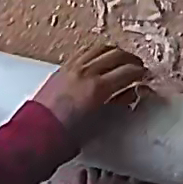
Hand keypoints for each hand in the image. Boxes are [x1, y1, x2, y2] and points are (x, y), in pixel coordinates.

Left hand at [32, 45, 146, 138]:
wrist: (37, 133)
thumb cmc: (68, 135)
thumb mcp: (99, 123)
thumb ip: (117, 104)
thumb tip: (130, 93)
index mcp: (98, 88)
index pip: (128, 72)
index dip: (140, 73)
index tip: (145, 76)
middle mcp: (87, 72)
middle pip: (116, 55)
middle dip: (131, 59)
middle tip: (138, 67)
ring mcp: (73, 67)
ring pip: (100, 49)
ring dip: (114, 52)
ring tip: (121, 60)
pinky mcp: (63, 67)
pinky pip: (85, 52)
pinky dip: (97, 53)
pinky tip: (100, 60)